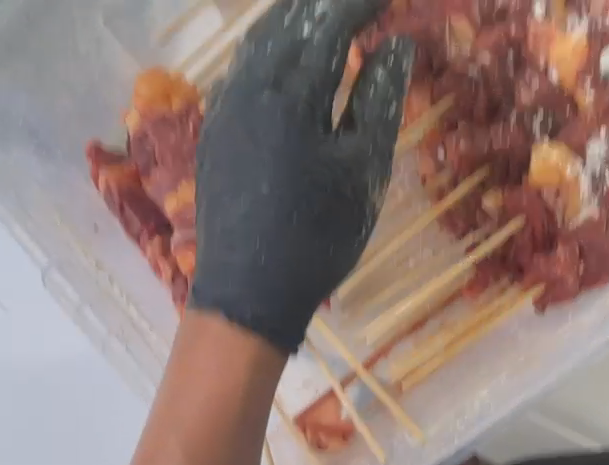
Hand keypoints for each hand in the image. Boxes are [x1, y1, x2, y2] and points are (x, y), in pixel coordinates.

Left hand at [188, 0, 414, 354]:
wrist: (250, 291)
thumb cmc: (318, 238)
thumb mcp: (363, 173)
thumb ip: (379, 103)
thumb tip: (395, 47)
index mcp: (292, 92)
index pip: (330, 25)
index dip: (361, 6)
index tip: (388, 1)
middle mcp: (250, 86)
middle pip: (288, 23)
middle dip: (324, 7)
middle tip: (357, 7)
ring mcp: (224, 109)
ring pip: (258, 45)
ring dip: (292, 25)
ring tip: (323, 22)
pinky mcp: (213, 134)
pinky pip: (241, 73)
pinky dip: (267, 55)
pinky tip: (283, 65)